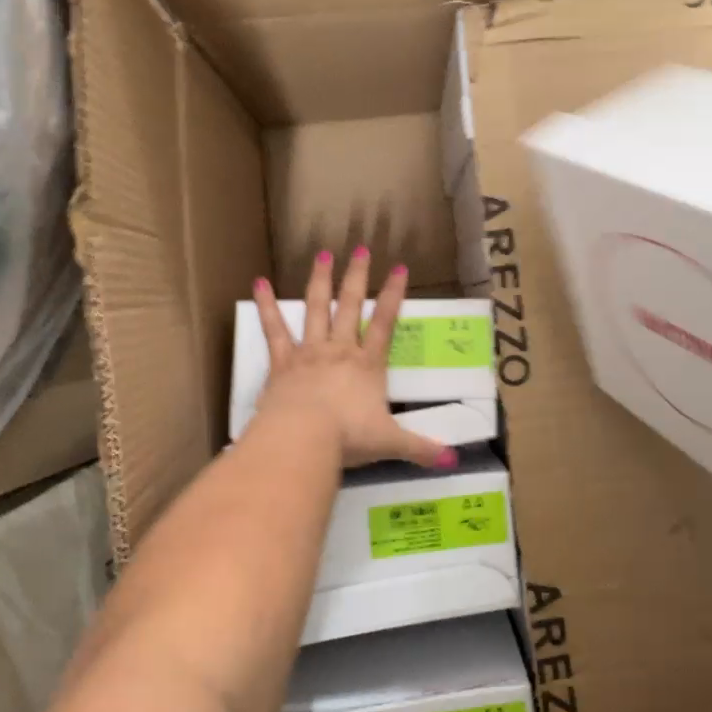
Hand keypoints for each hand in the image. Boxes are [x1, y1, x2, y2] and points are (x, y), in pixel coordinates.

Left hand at [250, 247, 454, 469]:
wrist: (302, 439)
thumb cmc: (348, 438)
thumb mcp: (390, 444)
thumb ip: (421, 449)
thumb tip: (453, 462)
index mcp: (368, 365)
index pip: (385, 322)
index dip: (393, 294)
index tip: (399, 268)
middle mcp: (340, 350)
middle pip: (350, 306)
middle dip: (357, 277)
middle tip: (360, 249)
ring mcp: (309, 353)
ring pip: (316, 309)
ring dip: (320, 282)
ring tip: (323, 255)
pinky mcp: (281, 363)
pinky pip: (273, 330)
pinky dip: (266, 306)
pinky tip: (258, 283)